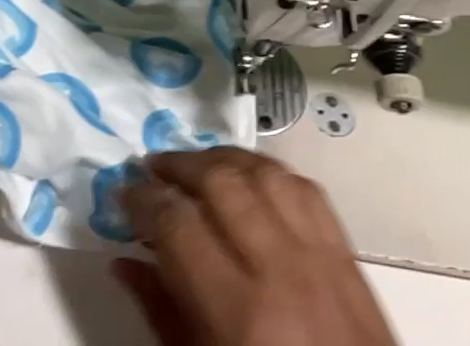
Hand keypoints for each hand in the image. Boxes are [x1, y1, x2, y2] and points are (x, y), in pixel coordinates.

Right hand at [114, 149, 399, 345]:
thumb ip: (160, 312)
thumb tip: (123, 261)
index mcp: (238, 311)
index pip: (179, 224)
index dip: (144, 199)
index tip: (125, 193)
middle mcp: (280, 270)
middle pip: (222, 183)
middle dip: (179, 165)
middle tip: (152, 168)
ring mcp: (320, 256)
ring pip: (265, 173)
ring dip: (222, 158)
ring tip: (194, 164)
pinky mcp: (347, 254)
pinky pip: (305, 188)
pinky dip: (269, 171)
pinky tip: (247, 176)